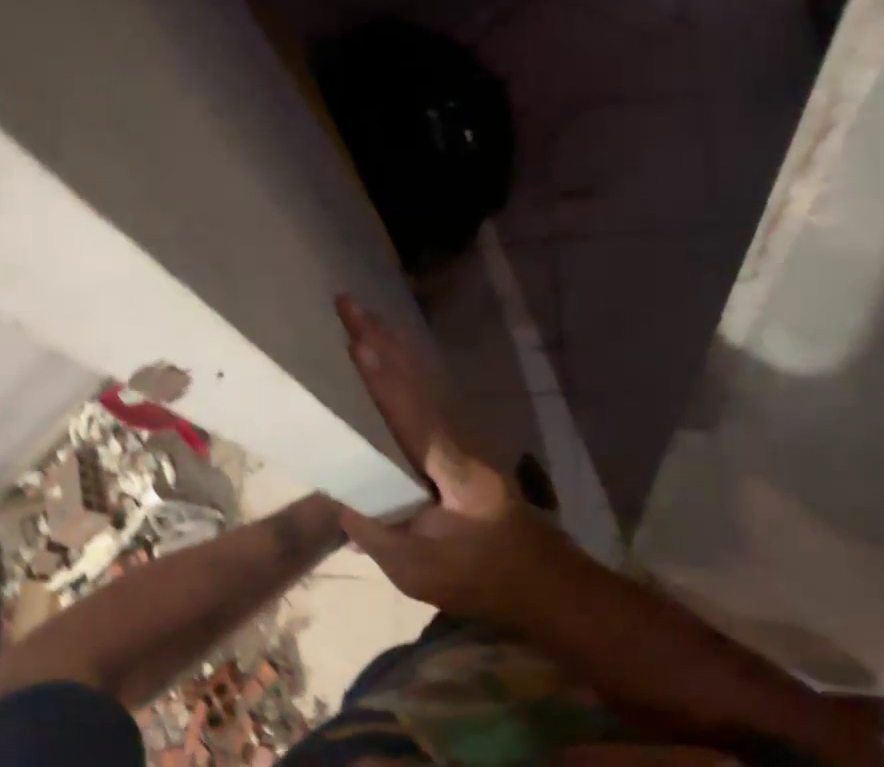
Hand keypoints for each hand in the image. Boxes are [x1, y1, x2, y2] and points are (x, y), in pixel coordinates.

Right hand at [332, 295, 580, 618]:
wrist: (542, 579)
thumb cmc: (482, 578)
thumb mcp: (421, 572)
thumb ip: (376, 534)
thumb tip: (340, 498)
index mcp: (453, 469)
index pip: (412, 414)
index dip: (383, 379)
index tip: (357, 342)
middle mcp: (461, 440)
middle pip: (417, 381)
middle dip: (381, 340)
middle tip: (348, 303)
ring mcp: (465, 436)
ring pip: (425, 380)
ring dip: (393, 344)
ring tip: (363, 316)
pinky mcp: (463, 442)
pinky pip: (428, 392)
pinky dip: (405, 365)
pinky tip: (391, 353)